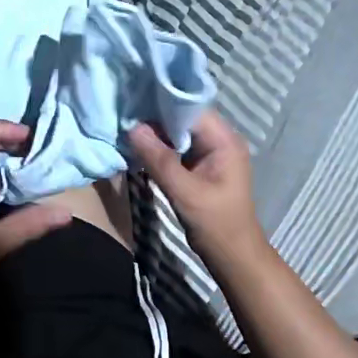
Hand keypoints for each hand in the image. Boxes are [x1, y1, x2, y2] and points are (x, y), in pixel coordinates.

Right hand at [127, 110, 263, 258]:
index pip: (191, 109)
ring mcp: (210, 154)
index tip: (133, 102)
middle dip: (155, 118)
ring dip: (156, 134)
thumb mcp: (185, 193)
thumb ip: (159, 160)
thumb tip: (133, 128)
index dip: (162, 104)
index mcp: (224, 141)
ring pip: (178, 134)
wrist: (232, 255)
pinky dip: (160, 149)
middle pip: (184, 118)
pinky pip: (178, 149)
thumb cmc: (216, 224)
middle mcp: (220, 141)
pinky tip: (139, 149)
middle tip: (124, 115)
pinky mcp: (200, 167)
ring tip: (127, 129)